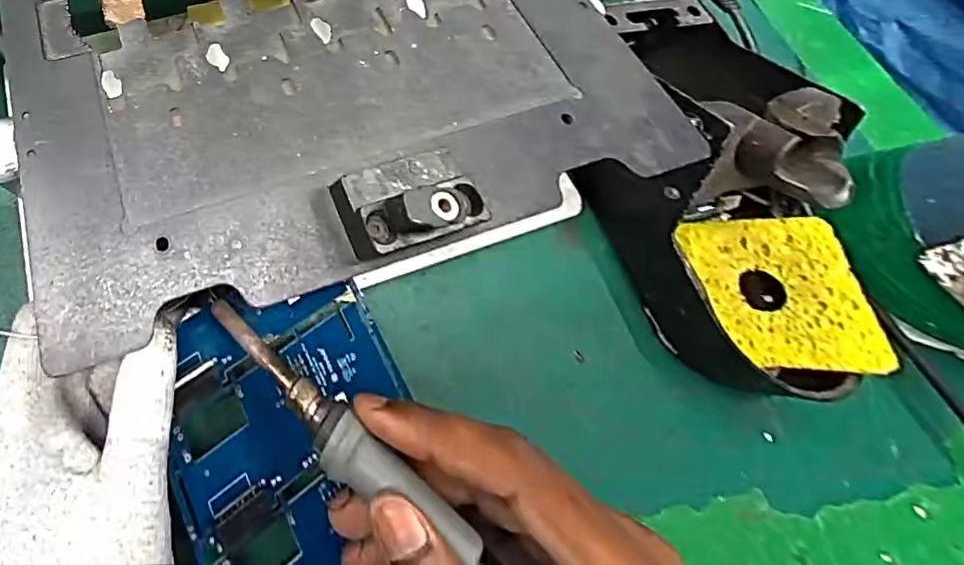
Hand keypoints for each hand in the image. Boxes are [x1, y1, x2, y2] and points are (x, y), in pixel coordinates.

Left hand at [0, 305, 177, 564]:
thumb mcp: (130, 483)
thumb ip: (146, 395)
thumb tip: (161, 325)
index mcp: (15, 427)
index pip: (36, 326)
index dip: (80, 294)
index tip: (127, 278)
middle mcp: (17, 437)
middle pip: (69, 355)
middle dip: (119, 343)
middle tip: (167, 334)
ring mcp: (35, 461)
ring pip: (86, 388)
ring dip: (125, 382)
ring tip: (159, 395)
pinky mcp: (54, 481)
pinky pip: (92, 424)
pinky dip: (122, 416)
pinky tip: (145, 428)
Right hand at [327, 395, 680, 564]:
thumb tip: (389, 507)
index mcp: (616, 553)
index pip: (510, 459)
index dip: (433, 429)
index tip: (368, 413)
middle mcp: (609, 537)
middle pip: (490, 473)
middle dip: (409, 473)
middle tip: (346, 484)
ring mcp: (592, 546)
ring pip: (487, 500)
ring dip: (418, 504)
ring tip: (359, 526)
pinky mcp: (572, 558)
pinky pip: (499, 529)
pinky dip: (446, 531)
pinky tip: (402, 542)